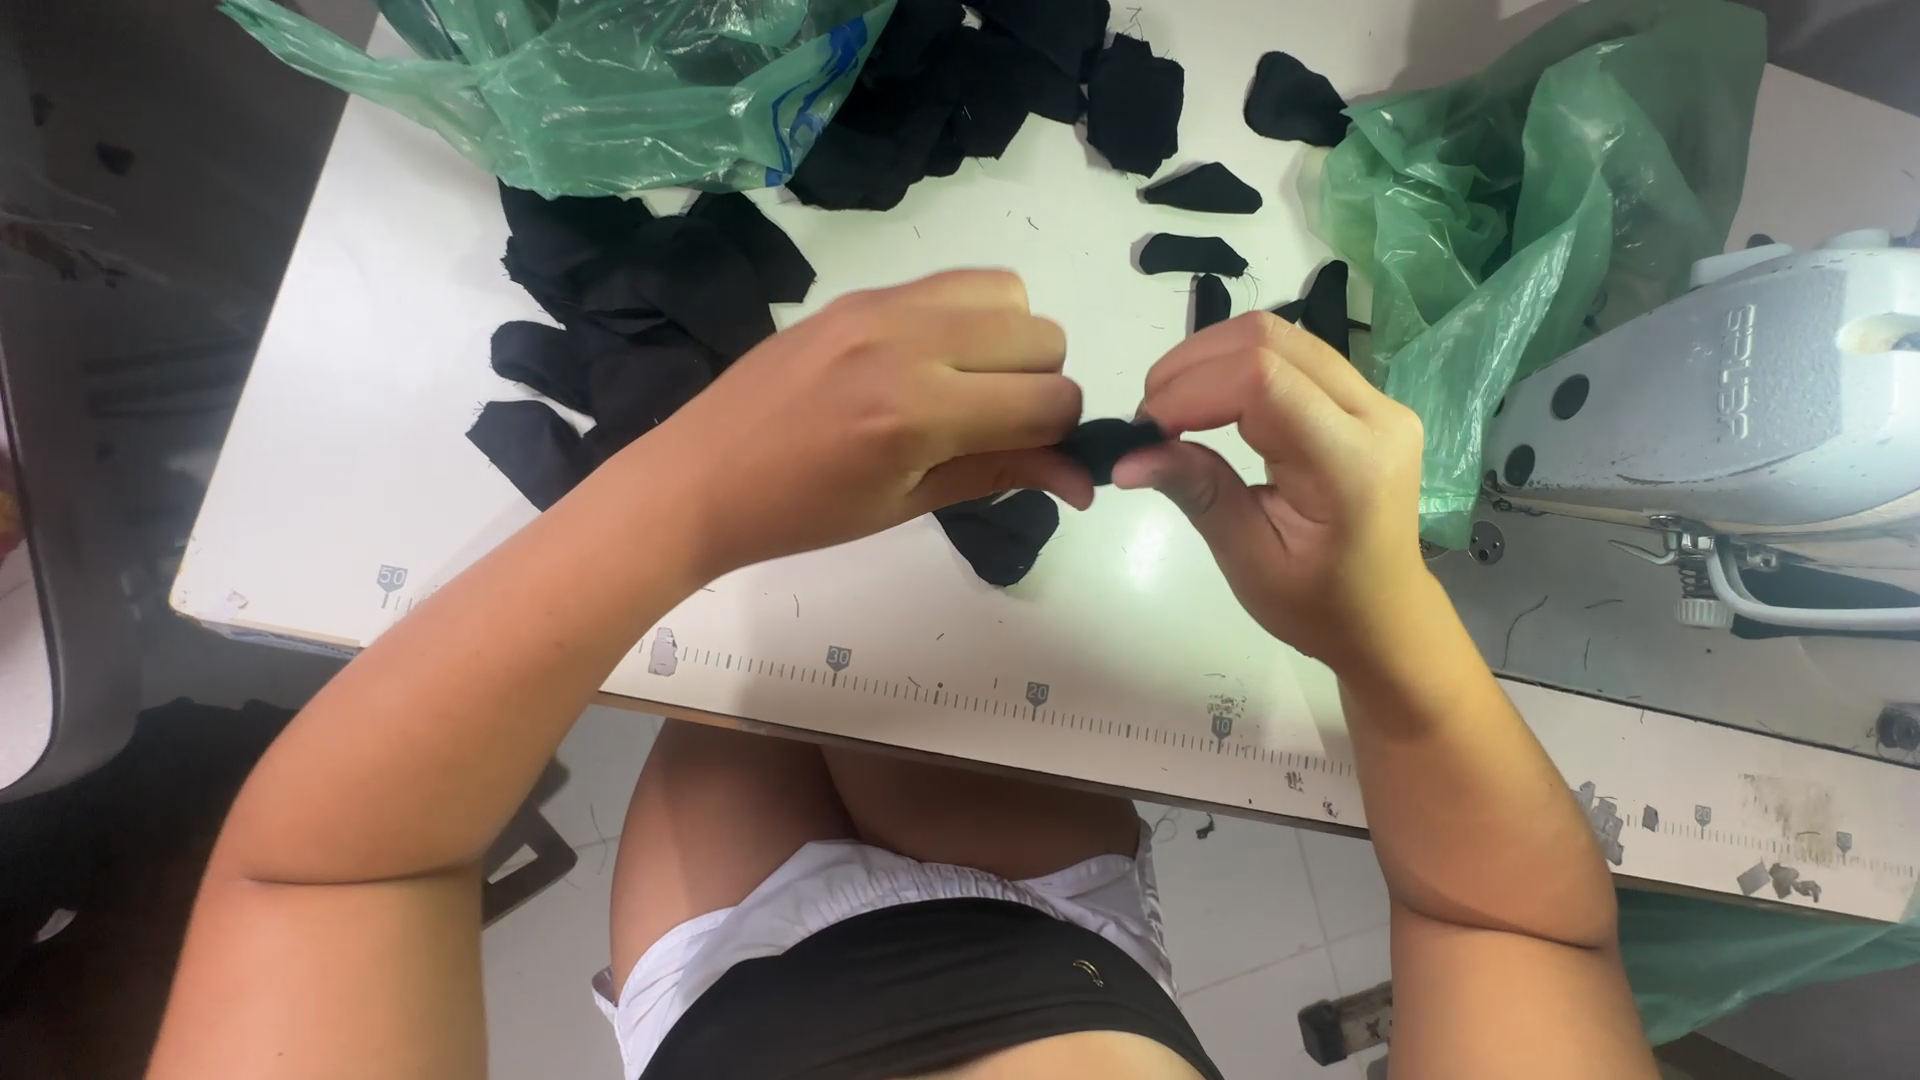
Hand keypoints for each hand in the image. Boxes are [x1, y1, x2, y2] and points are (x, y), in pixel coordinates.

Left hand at [615, 270, 1090, 577]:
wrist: (700, 477)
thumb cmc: (802, 514)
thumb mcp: (909, 503)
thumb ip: (1001, 474)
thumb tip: (1085, 480)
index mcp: (918, 413)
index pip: (1049, 401)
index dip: (1059, 436)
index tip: (1033, 458)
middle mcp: (908, 341)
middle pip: (1044, 337)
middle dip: (1042, 387)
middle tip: (997, 426)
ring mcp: (881, 305)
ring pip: (1008, 294)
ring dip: (1011, 343)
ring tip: (966, 388)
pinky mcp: (860, 292)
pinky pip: (952, 283)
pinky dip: (968, 318)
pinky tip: (930, 362)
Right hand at [1113, 312, 1427, 668]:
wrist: (1383, 617)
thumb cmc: (1317, 605)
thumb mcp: (1248, 559)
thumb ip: (1197, 492)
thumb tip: (1127, 458)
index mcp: (1350, 464)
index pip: (1262, 382)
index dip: (1189, 390)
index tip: (1144, 430)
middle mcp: (1375, 414)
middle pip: (1271, 340)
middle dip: (1192, 365)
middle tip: (1150, 418)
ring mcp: (1375, 400)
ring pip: (1280, 336)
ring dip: (1210, 360)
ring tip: (1171, 409)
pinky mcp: (1362, 399)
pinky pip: (1290, 356)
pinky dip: (1234, 367)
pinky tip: (1207, 404)